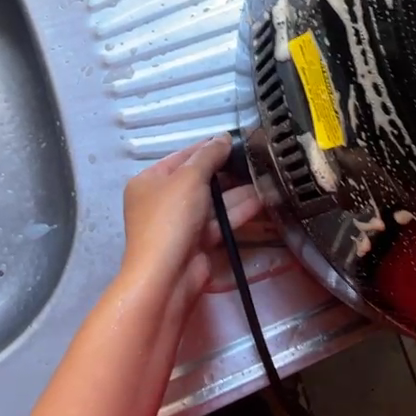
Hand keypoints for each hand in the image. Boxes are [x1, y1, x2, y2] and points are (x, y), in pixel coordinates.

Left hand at [120, 136, 263, 311]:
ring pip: (213, 201)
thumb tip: (223, 138)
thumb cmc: (170, 218)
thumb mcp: (189, 177)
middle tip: (256, 159)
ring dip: (238, 192)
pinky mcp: (196, 243)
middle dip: (227, 171)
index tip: (236, 140)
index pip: (183, 156)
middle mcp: (162, 200)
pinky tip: (262, 200)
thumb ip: (209, 155)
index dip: (209, 147)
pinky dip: (238, 211)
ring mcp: (180, 223)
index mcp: (150, 180)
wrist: (166, 277)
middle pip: (200, 179)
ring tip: (266, 178)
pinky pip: (219, 221)